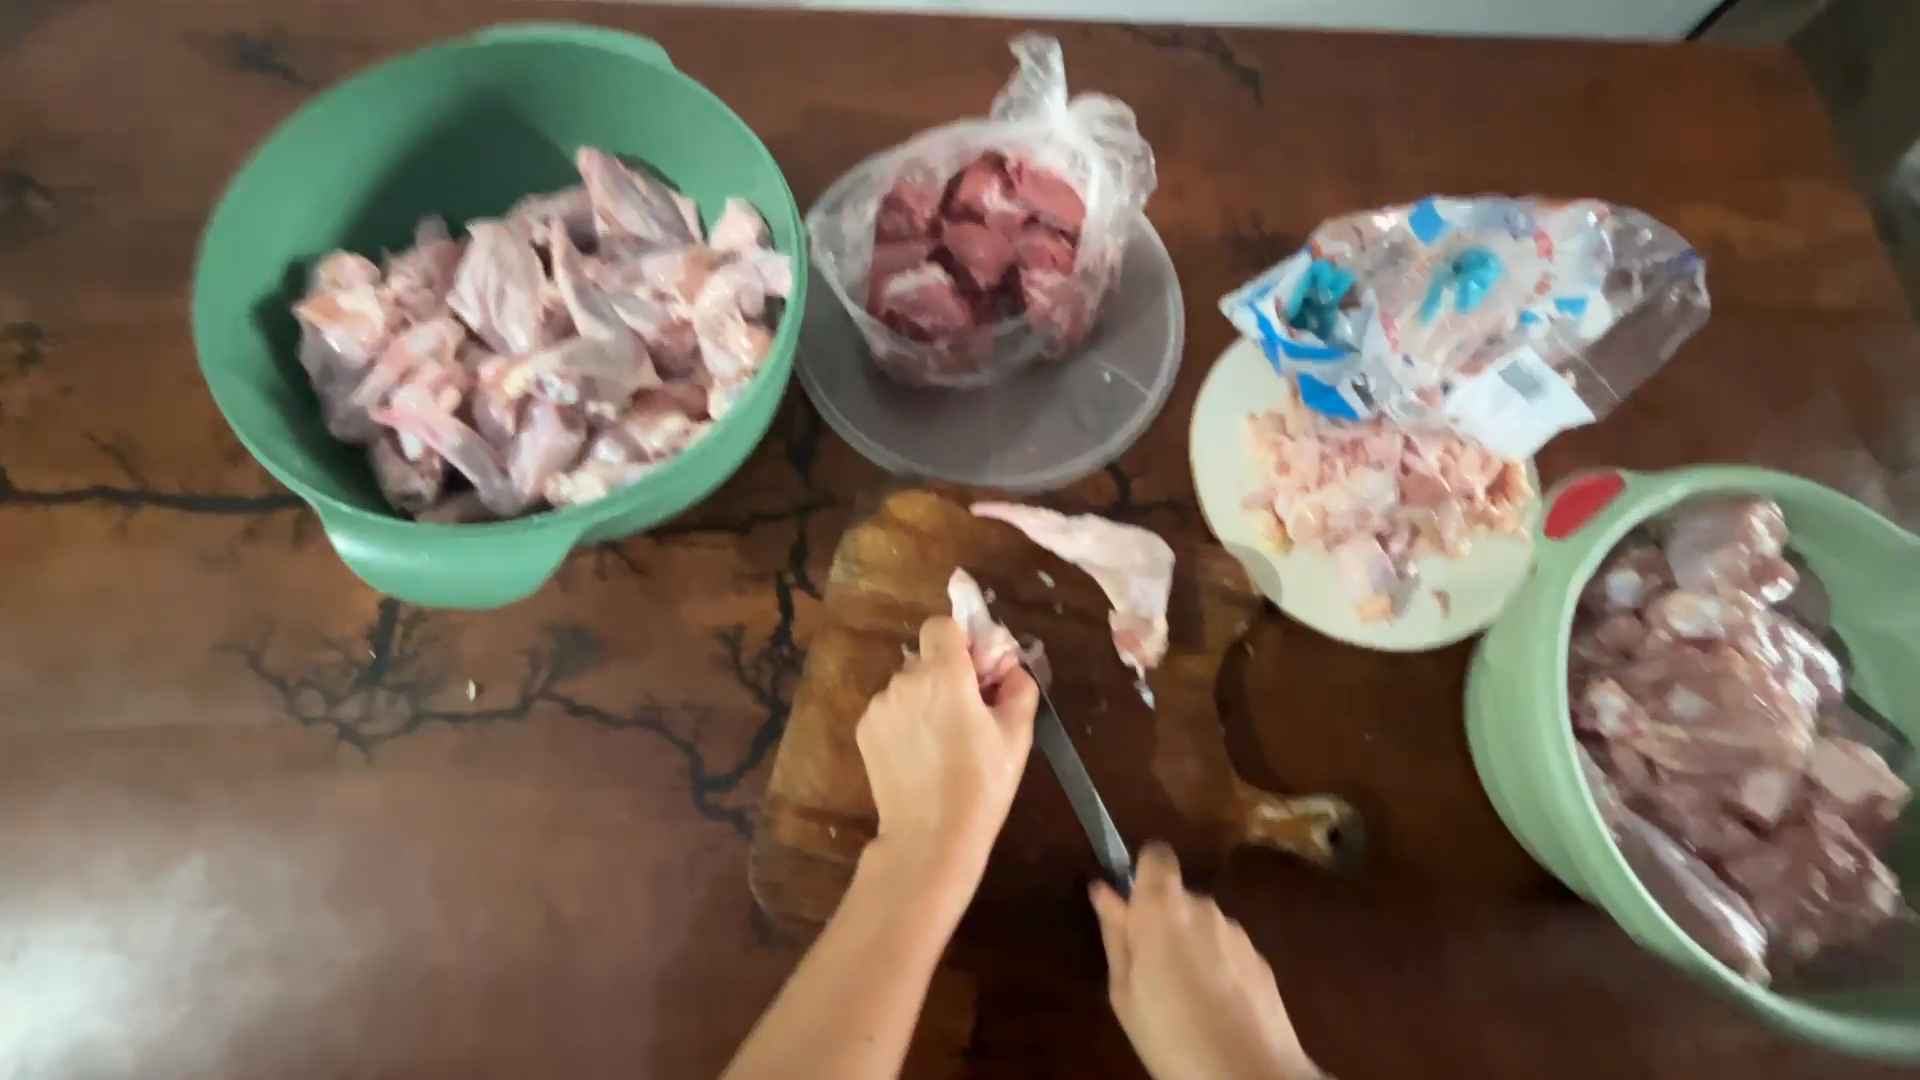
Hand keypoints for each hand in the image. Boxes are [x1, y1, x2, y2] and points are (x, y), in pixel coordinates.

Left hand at [856, 617, 1038, 898]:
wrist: (930, 837)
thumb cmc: (981, 784)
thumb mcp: (1017, 734)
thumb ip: (1018, 686)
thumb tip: (1010, 666)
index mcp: (943, 673)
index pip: (941, 625)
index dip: (960, 641)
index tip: (976, 670)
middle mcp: (904, 680)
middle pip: (926, 657)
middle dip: (947, 673)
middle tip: (969, 710)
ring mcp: (879, 705)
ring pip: (908, 684)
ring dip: (926, 697)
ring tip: (944, 740)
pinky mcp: (865, 729)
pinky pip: (891, 708)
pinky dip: (906, 720)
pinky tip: (920, 754)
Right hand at [1092, 844, 1321, 1079]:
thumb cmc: (1170, 1035)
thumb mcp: (1124, 991)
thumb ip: (1115, 934)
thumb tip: (1103, 892)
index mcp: (1162, 907)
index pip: (1156, 856)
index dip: (1144, 873)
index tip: (1134, 909)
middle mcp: (1202, 907)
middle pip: (1178, 898)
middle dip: (1165, 923)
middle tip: (1152, 973)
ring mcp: (1237, 933)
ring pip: (1204, 927)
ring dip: (1194, 949)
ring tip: (1187, 1002)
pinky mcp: (1262, 962)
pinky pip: (1229, 953)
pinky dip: (1220, 971)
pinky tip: (1217, 1014)